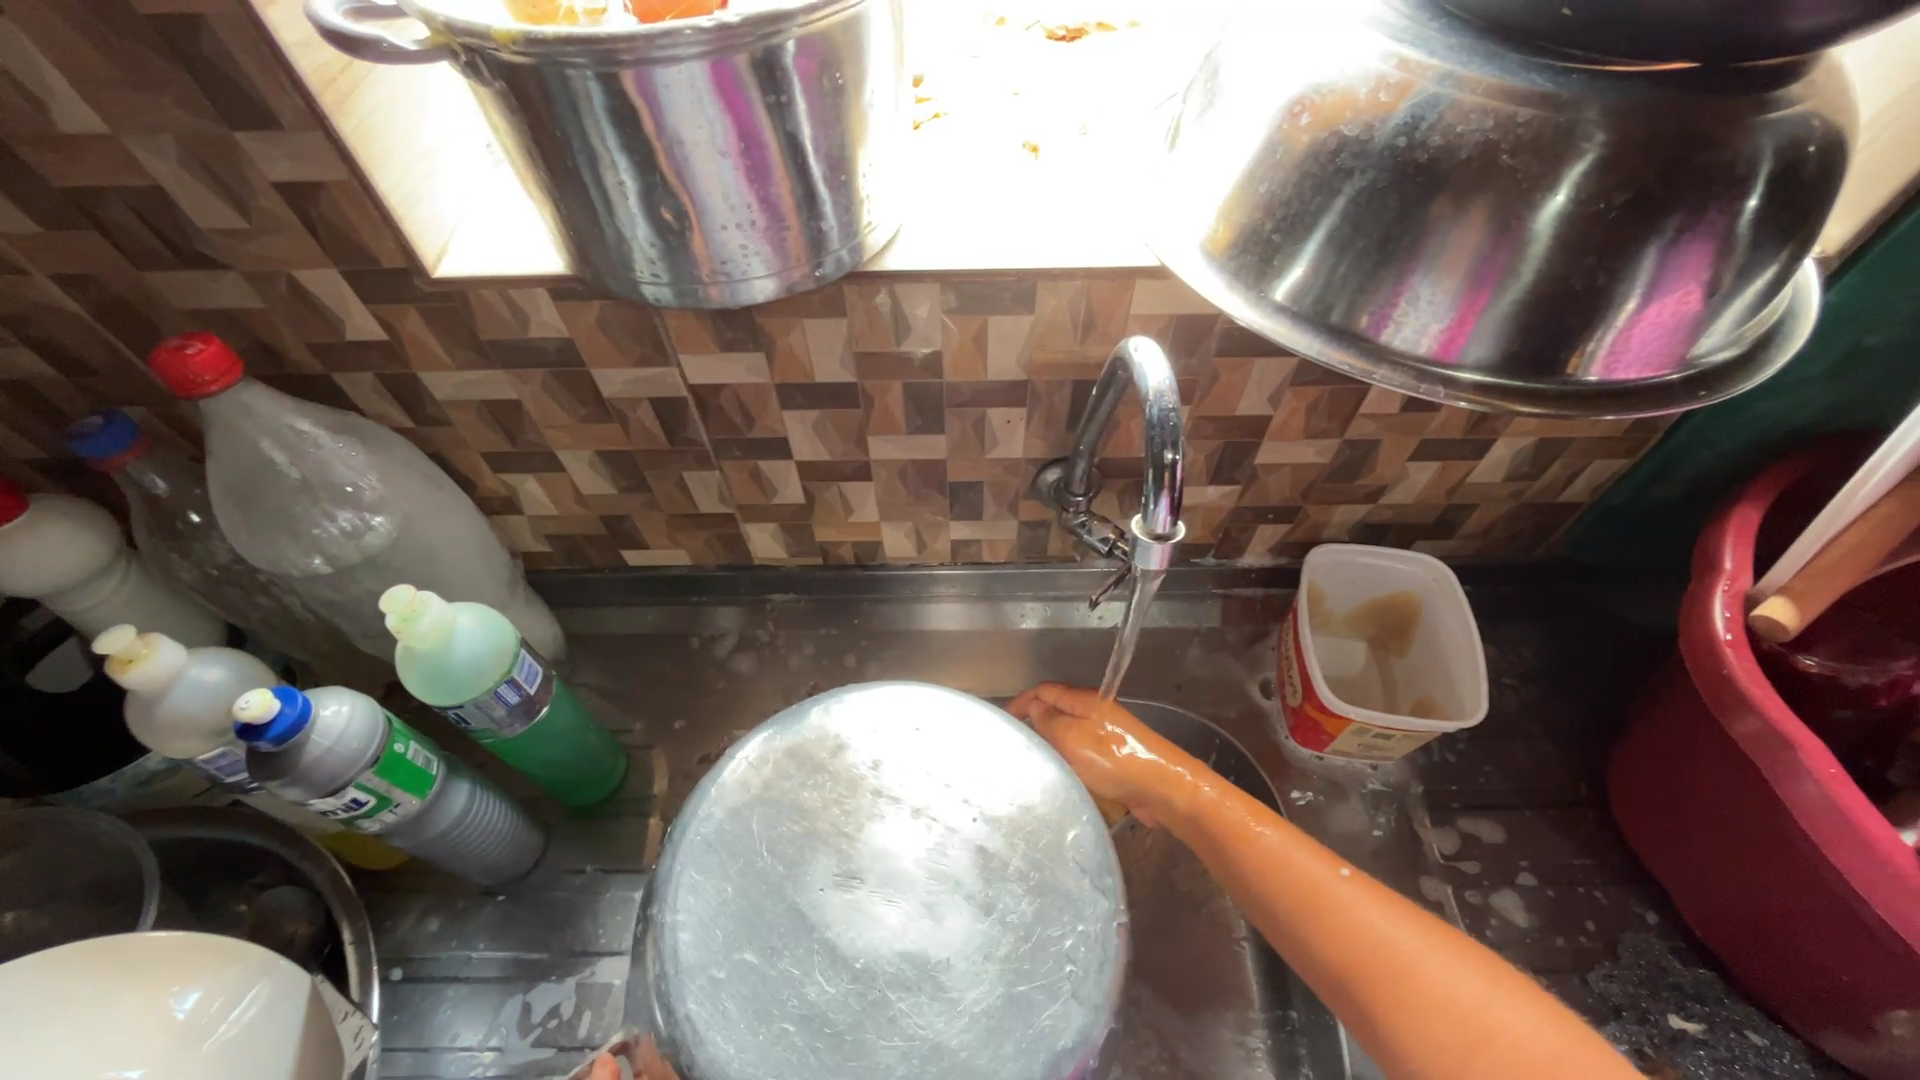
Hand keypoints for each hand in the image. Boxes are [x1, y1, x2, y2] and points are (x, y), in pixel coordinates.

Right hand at [1007, 683, 1205, 827]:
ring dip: (1051, 740)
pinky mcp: (1115, 755)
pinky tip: (1061, 772)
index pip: (1046, 690)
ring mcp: (1107, 733)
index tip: (1005, 719)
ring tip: (1033, 758)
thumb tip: (1034, 707)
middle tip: (1016, 741)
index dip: (1023, 700)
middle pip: (1057, 708)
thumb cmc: (1115, 759)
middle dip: (1034, 719)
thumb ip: (1049, 721)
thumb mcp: (1073, 738)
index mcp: (1085, 700)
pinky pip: (1082, 749)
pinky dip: (1067, 756)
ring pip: (1069, 730)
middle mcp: (1096, 711)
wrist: (1163, 787)